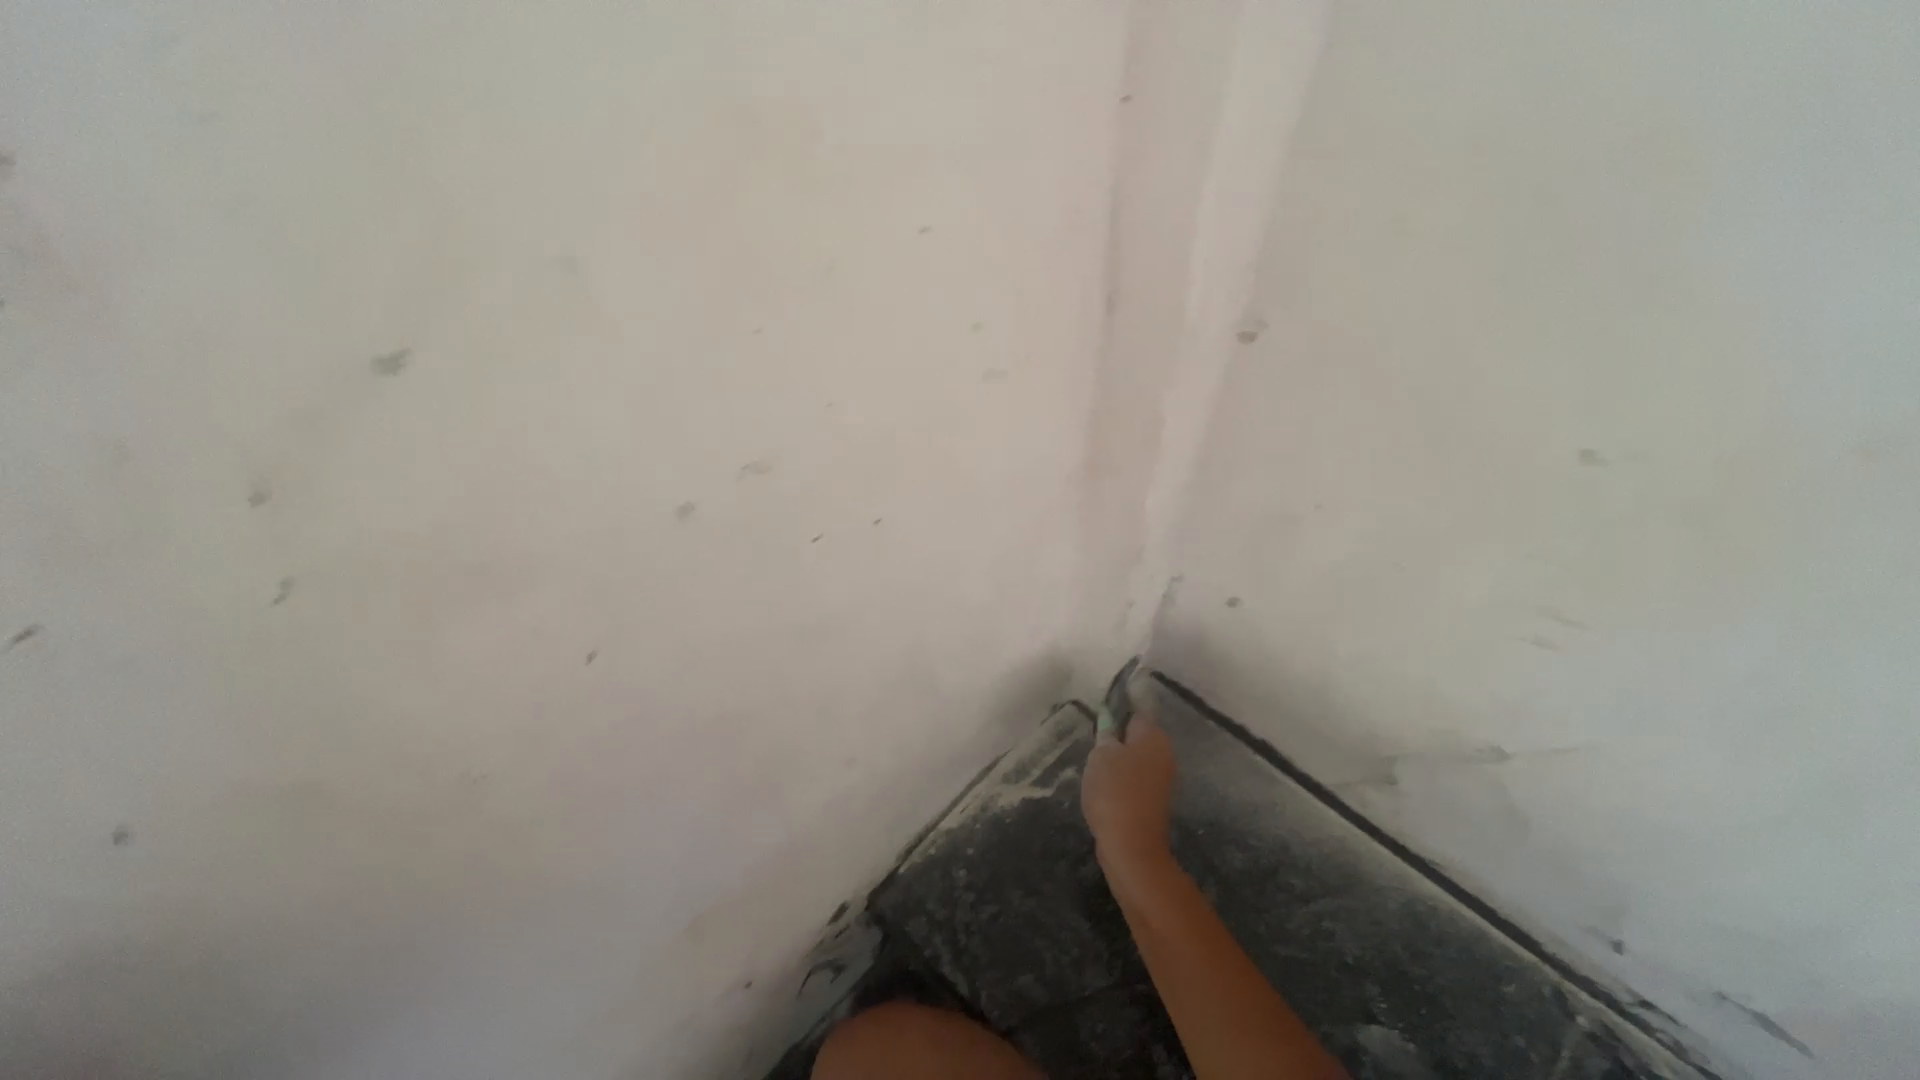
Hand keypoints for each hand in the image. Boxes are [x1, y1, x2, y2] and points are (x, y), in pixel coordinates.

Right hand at [1081, 694, 1176, 871]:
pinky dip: (1120, 781)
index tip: (1099, 716)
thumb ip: (1106, 735)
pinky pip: (1134, 780)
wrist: (1130, 845)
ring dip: (1117, 761)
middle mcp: (1164, 753)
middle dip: (1116, 739)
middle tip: (1092, 746)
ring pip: (1135, 759)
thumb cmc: (1114, 791)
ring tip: (1094, 770)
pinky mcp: (1154, 800)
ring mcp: (1161, 779)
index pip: (1136, 711)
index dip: (1116, 711)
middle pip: (1137, 736)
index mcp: (1154, 736)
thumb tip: (1112, 725)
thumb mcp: (1100, 755)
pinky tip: (1104, 790)